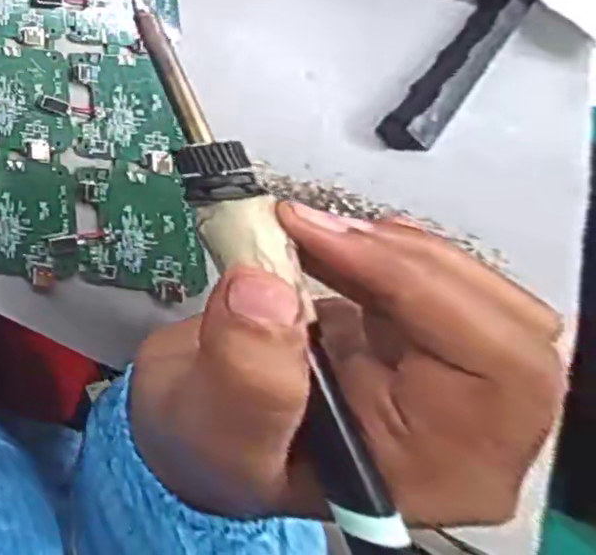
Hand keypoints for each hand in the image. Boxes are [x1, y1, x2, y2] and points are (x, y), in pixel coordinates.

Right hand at [130, 202, 564, 525]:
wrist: (180, 433)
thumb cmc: (200, 445)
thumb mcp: (210, 426)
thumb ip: (244, 376)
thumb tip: (264, 290)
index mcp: (443, 461)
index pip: (494, 366)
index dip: (414, 286)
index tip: (309, 234)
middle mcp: (461, 422)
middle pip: (502, 326)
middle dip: (405, 259)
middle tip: (302, 222)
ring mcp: (431, 378)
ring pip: (468, 297)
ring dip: (384, 246)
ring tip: (295, 225)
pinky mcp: (391, 341)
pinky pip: (416, 285)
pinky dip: (363, 247)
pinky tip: (307, 239)